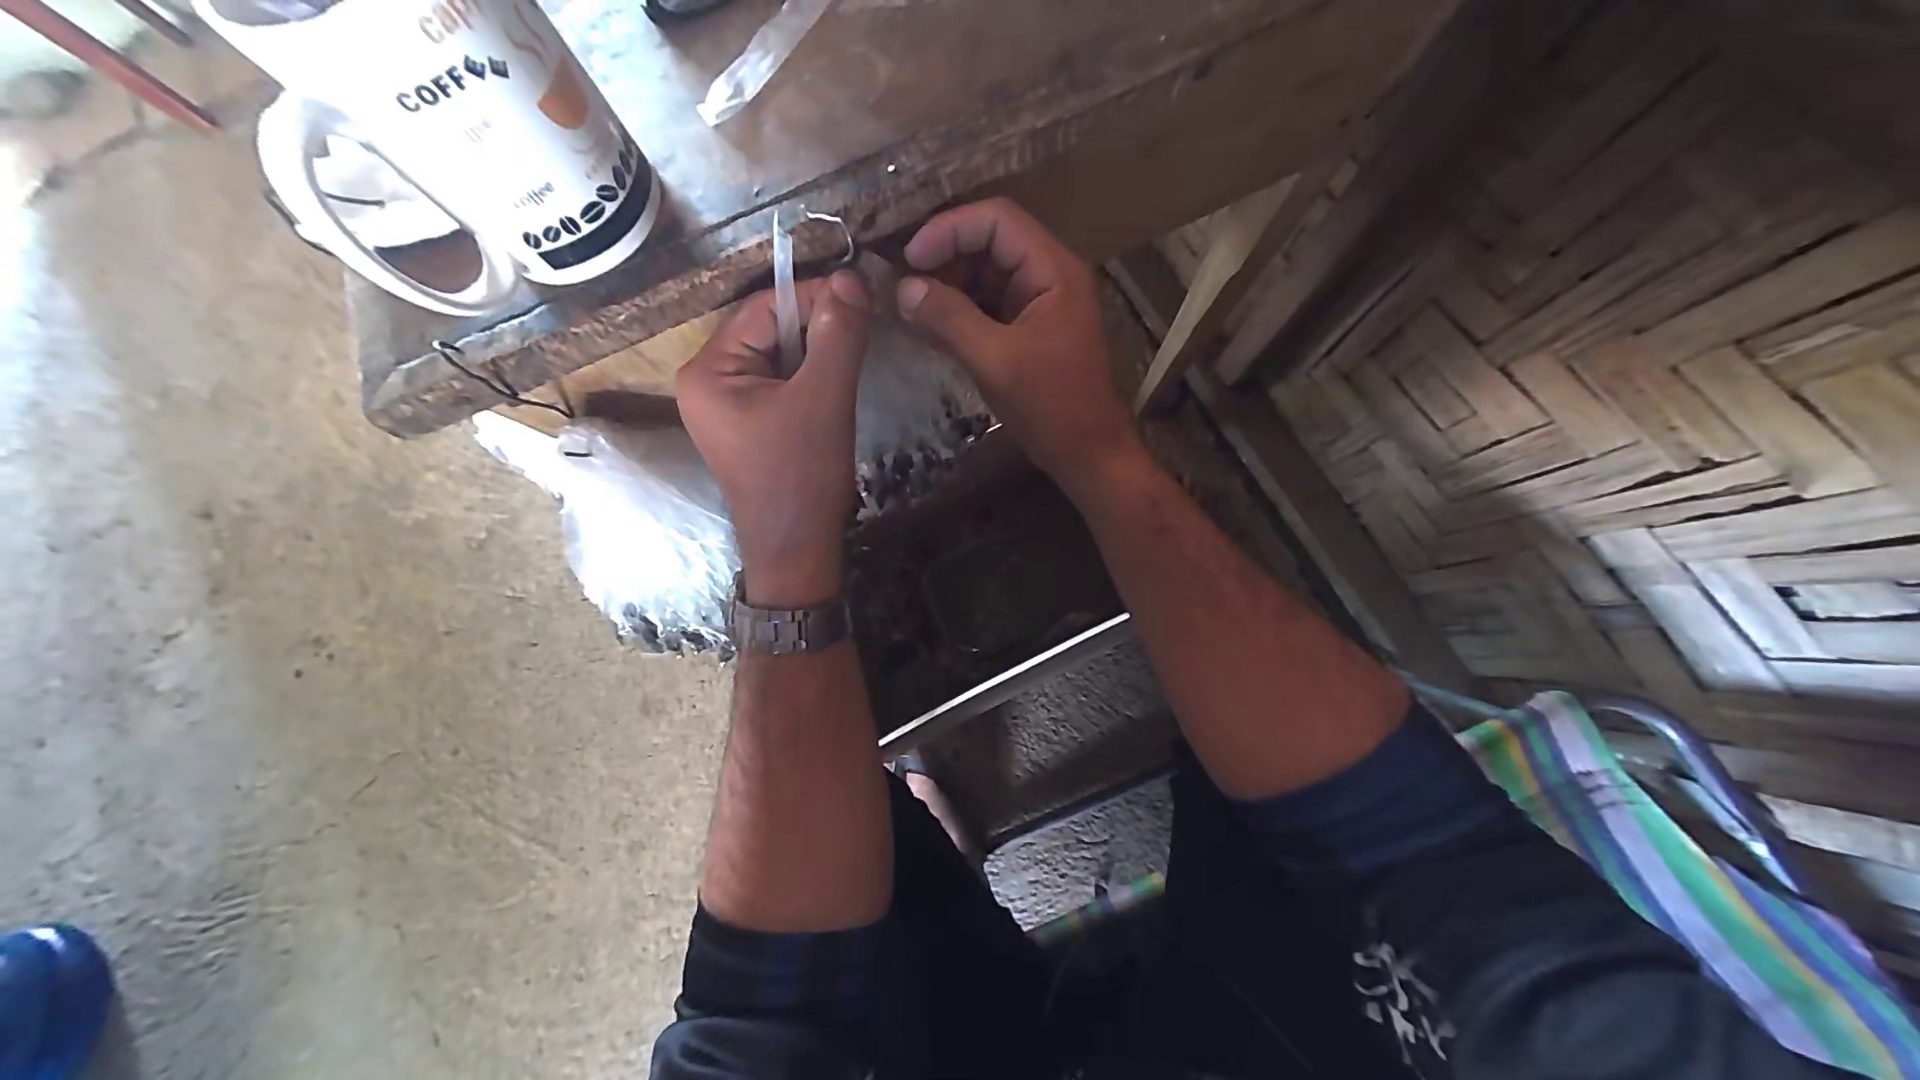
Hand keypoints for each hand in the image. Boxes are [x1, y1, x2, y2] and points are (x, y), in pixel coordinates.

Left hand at [676, 270, 872, 607]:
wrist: (797, 549)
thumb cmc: (802, 476)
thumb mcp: (824, 399)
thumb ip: (838, 335)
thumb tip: (853, 279)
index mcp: (708, 371)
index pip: (762, 308)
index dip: (813, 295)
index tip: (863, 294)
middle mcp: (707, 382)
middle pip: (768, 331)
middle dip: (817, 326)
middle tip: (866, 325)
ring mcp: (727, 407)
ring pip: (779, 357)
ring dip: (818, 353)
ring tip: (856, 356)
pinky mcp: (749, 425)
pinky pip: (781, 384)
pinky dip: (812, 377)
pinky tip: (837, 386)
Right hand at [895, 198, 1144, 496]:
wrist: (1088, 453)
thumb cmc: (1052, 406)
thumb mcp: (996, 361)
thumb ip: (949, 320)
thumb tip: (903, 288)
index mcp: (1052, 270)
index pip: (997, 220)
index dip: (949, 229)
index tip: (910, 258)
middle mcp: (1046, 276)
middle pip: (988, 243)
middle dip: (945, 259)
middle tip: (906, 288)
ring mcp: (1036, 304)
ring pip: (984, 276)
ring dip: (947, 287)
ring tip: (911, 309)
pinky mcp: (1025, 331)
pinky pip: (986, 307)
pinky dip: (957, 313)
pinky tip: (928, 329)